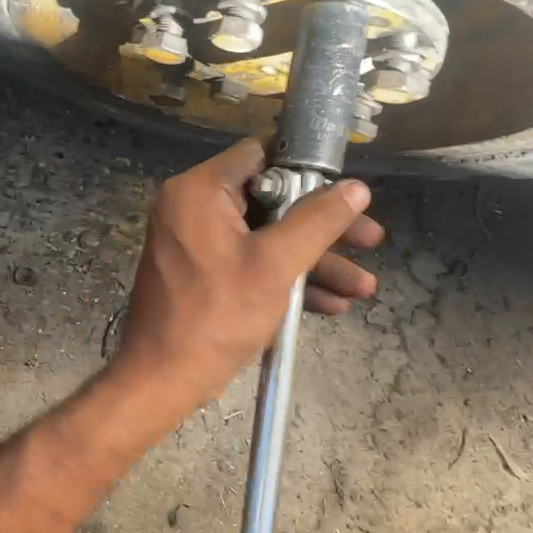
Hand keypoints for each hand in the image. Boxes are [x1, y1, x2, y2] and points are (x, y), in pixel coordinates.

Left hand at [110, 138, 383, 411]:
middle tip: (369, 239)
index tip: (343, 189)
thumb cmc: (217, 314)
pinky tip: (331, 305)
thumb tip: (357, 187)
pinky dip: (284, 279)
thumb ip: (318, 221)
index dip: (305, 169)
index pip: (259, 154)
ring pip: (264, 237)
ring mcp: (193, 242)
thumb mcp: (276, 265)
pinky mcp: (199, 273)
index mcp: (199, 191)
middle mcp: (191, 207)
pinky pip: (248, 262)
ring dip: (313, 261)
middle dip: (322, 226)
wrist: (163, 377)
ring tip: (363, 287)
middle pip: (269, 200)